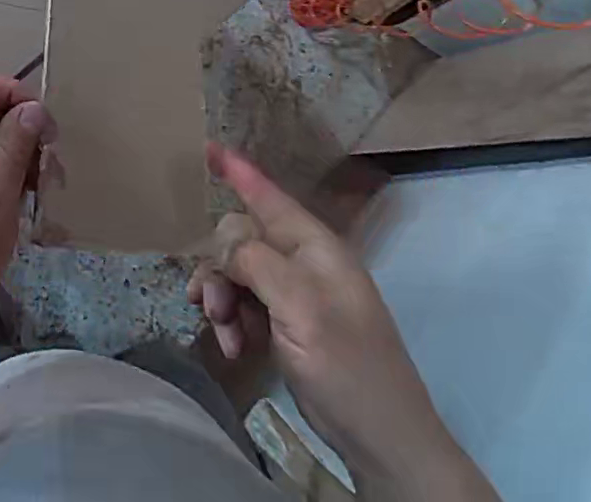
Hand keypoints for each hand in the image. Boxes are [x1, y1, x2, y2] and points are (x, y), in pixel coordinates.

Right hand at [190, 145, 496, 501]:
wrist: (382, 442)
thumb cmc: (349, 368)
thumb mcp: (300, 310)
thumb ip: (255, 263)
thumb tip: (224, 252)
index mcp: (314, 247)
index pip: (268, 195)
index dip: (238, 170)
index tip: (208, 148)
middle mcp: (301, 261)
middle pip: (238, 239)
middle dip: (217, 268)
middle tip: (211, 305)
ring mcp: (293, 291)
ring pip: (233, 271)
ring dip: (220, 299)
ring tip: (223, 332)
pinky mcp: (283, 319)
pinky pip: (240, 301)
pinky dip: (229, 320)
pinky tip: (233, 346)